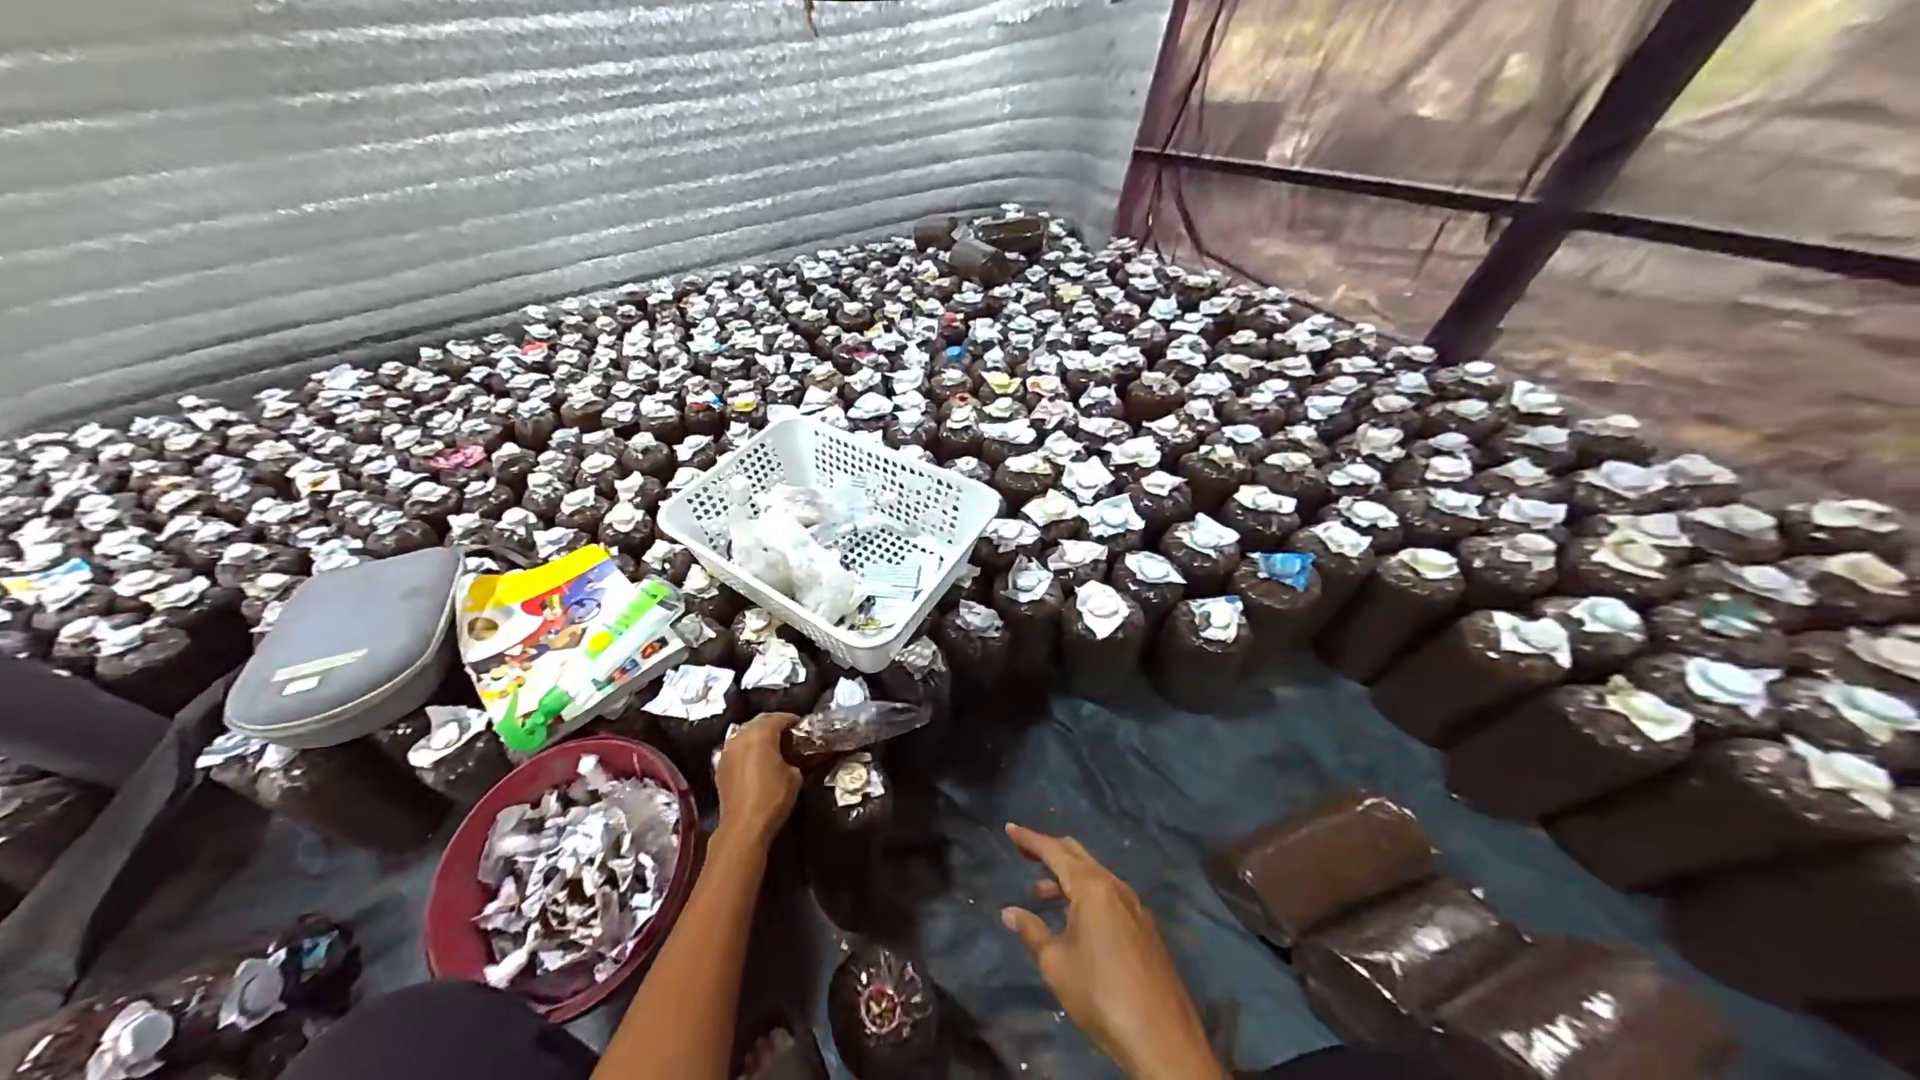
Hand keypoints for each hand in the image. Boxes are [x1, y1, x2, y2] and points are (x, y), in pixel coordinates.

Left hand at [714, 712, 801, 850]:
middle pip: (759, 721)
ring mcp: (727, 751)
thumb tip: (790, 758)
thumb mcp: (794, 776)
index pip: (778, 718)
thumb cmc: (773, 798)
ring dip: (758, 735)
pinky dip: (747, 748)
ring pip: (745, 733)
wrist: (743, 826)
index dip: (792, 720)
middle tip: (788, 733)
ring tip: (772, 745)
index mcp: (760, 735)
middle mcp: (741, 737)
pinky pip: (737, 748)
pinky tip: (756, 760)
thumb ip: (792, 758)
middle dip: (774, 724)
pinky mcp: (720, 766)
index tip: (801, 725)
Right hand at [1001, 823, 1226, 1079]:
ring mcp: (1135, 906)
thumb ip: (1032, 931)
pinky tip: (1075, 917)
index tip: (1010, 828)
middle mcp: (1116, 887)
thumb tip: (1010, 912)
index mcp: (1093, 888)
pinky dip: (1086, 893)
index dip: (1030, 839)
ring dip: (1067, 876)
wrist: (1161, 1037)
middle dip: (1050, 850)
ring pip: (1095, 875)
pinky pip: (1109, 894)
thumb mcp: (1056, 964)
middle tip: (1024, 852)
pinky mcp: (1144, 927)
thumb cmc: (1100, 994)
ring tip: (1042, 893)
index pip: (1055, 851)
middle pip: (1078, 855)